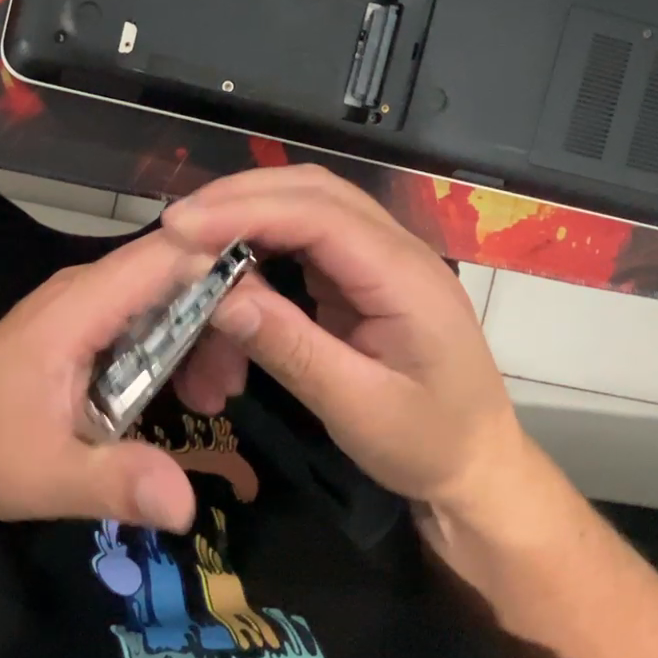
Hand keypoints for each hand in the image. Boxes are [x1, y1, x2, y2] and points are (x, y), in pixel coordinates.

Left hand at [0, 232, 212, 532]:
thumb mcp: (49, 476)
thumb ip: (116, 482)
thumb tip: (188, 506)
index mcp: (78, 306)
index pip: (163, 256)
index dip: (220, 269)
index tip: (266, 317)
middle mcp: (84, 290)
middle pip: (171, 273)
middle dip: (219, 317)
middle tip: (233, 387)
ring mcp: (82, 304)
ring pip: (161, 294)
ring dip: (200, 336)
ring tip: (214, 400)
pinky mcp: (82, 324)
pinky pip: (144, 316)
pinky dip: (175, 345)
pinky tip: (185, 394)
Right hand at [162, 166, 524, 507]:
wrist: (480, 467)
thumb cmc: (429, 445)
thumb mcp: (359, 409)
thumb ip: (292, 349)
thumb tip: (221, 299)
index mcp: (406, 278)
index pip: (318, 215)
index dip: (245, 212)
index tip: (180, 227)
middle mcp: (395, 250)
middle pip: (312, 190)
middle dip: (238, 198)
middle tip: (177, 225)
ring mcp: (379, 257)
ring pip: (306, 203)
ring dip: (247, 213)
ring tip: (193, 239)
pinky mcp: (361, 272)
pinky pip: (304, 234)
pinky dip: (260, 239)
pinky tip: (229, 262)